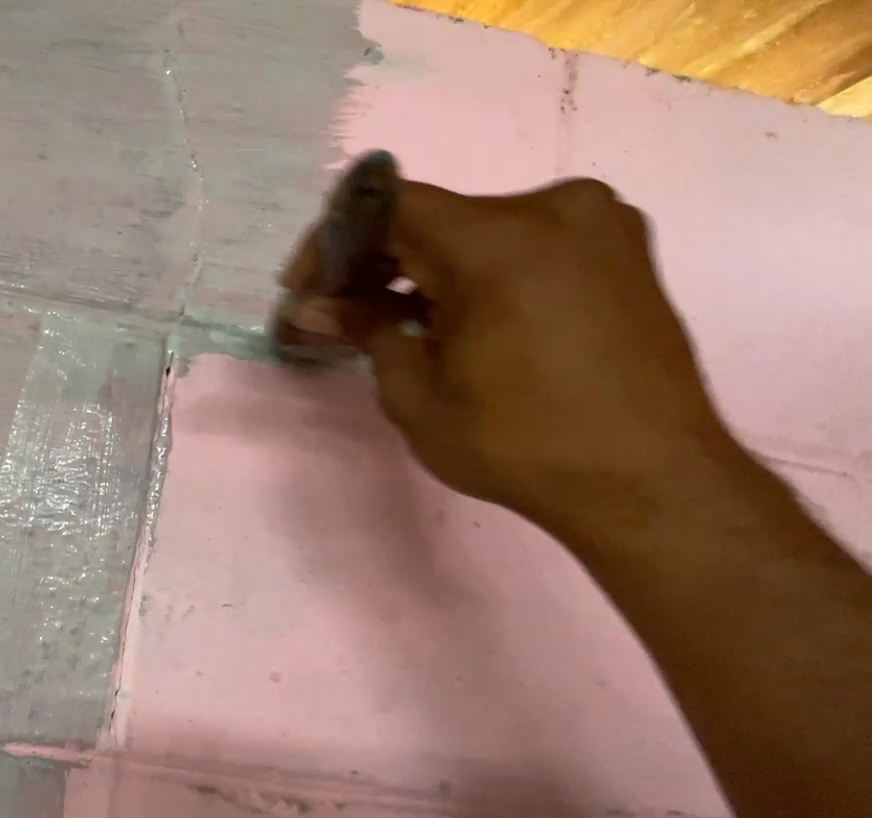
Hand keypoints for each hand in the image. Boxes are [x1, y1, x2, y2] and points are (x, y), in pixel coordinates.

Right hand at [281, 177, 743, 539]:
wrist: (644, 478)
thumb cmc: (515, 440)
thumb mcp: (415, 391)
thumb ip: (364, 329)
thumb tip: (313, 306)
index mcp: (499, 240)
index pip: (390, 206)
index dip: (333, 241)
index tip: (305, 290)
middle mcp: (556, 209)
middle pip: (434, 217)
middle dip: (374, 262)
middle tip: (335, 313)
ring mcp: (597, 225)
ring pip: (476, 231)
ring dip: (421, 270)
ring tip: (388, 325)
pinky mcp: (619, 251)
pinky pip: (522, 244)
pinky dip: (473, 273)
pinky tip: (448, 320)